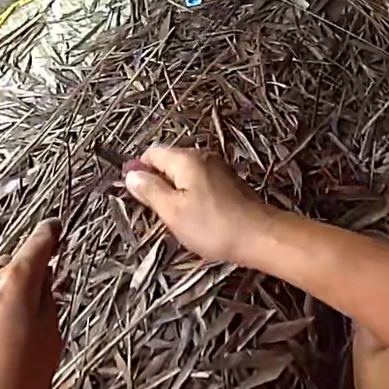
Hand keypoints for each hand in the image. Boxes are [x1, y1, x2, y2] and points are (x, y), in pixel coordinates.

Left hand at [0, 219, 61, 388]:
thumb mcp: (51, 342)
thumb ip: (47, 301)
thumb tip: (42, 282)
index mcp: (15, 282)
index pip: (37, 243)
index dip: (49, 235)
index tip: (53, 230)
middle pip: (5, 269)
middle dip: (19, 281)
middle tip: (31, 311)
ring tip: (3, 345)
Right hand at [123, 145, 279, 263]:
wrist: (258, 235)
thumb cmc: (213, 225)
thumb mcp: (172, 211)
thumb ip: (150, 191)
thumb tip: (131, 175)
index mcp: (186, 159)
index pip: (152, 153)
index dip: (138, 169)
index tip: (130, 189)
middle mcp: (202, 156)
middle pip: (168, 161)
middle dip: (156, 181)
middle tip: (151, 208)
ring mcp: (217, 168)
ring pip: (184, 173)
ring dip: (173, 189)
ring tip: (172, 215)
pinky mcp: (227, 182)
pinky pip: (199, 181)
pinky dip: (190, 193)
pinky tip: (192, 215)